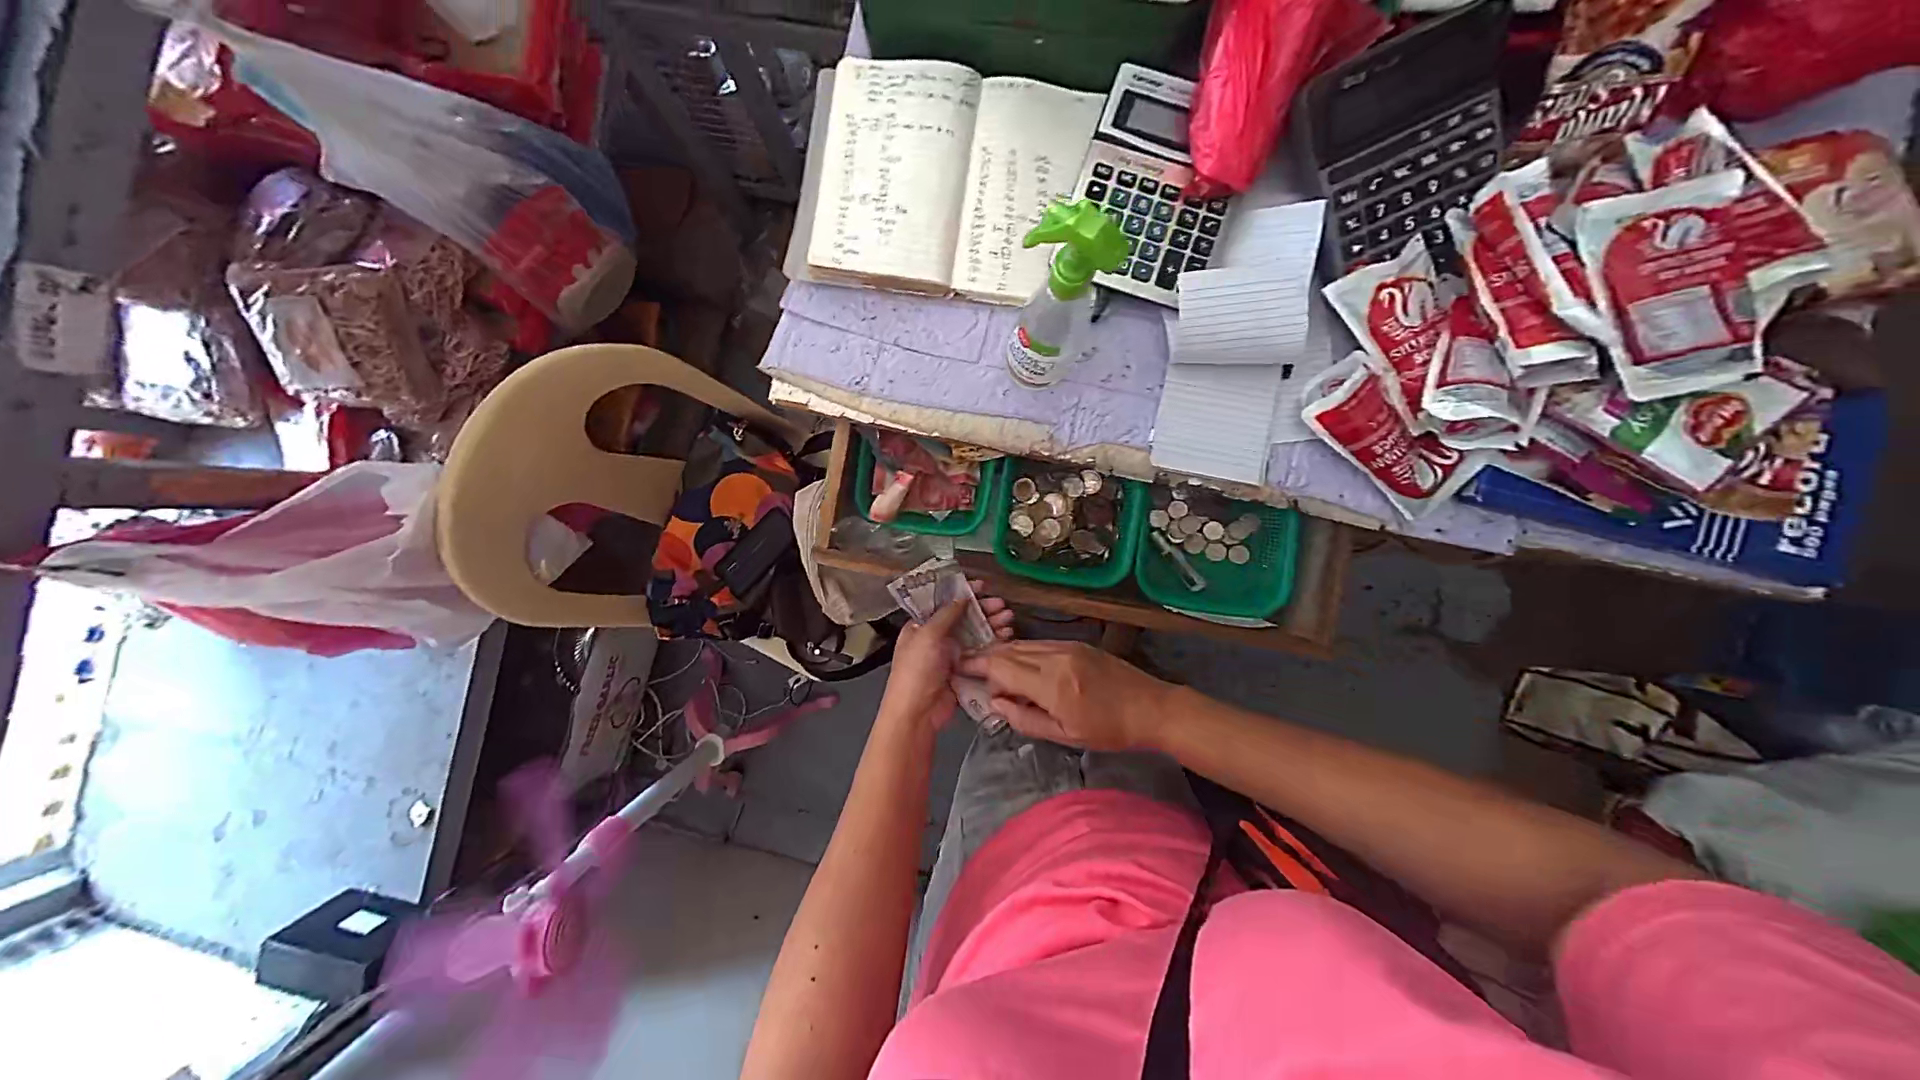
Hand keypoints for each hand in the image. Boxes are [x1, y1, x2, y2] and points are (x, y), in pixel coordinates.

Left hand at [882, 582, 1015, 728]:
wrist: (917, 714)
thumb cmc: (916, 671)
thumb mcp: (927, 636)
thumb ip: (946, 614)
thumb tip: (961, 596)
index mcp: (921, 626)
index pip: (943, 603)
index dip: (961, 593)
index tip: (981, 587)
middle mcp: (935, 638)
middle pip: (963, 618)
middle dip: (983, 610)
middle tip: (1002, 605)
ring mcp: (950, 655)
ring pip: (974, 635)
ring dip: (991, 625)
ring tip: (1009, 620)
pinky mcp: (963, 672)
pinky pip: (980, 654)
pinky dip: (993, 645)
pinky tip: (1007, 638)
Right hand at [956, 641, 1174, 751]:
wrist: (1152, 708)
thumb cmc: (1110, 730)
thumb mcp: (1065, 736)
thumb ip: (1025, 720)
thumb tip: (996, 703)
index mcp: (1052, 684)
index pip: (1002, 668)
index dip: (979, 670)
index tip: (960, 672)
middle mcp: (1056, 658)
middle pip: (1008, 651)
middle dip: (984, 659)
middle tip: (966, 667)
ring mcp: (1067, 647)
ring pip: (1022, 644)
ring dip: (1001, 653)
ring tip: (986, 666)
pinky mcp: (1076, 644)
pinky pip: (1039, 644)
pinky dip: (1021, 652)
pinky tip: (1016, 664)